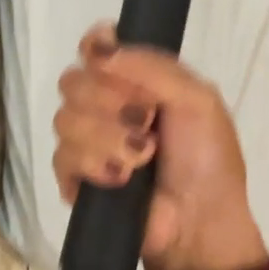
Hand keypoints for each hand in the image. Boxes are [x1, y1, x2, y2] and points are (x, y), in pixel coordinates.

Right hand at [53, 23, 268, 269]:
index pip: (96, 46)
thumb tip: (98, 51)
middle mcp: (106, 105)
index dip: (95, 49)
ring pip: (64, 120)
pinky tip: (117, 181)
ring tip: (139, 161)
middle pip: (72, 81)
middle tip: (145, 122)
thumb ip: (152, 68)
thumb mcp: (198, 102)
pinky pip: (61, 158)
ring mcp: (86, 142)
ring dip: (106, 140)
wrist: (198, 223)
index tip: (106, 62)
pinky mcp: (73, 177)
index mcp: (137, 81)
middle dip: (108, 103)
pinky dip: (91, 167)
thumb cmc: (207, 160)